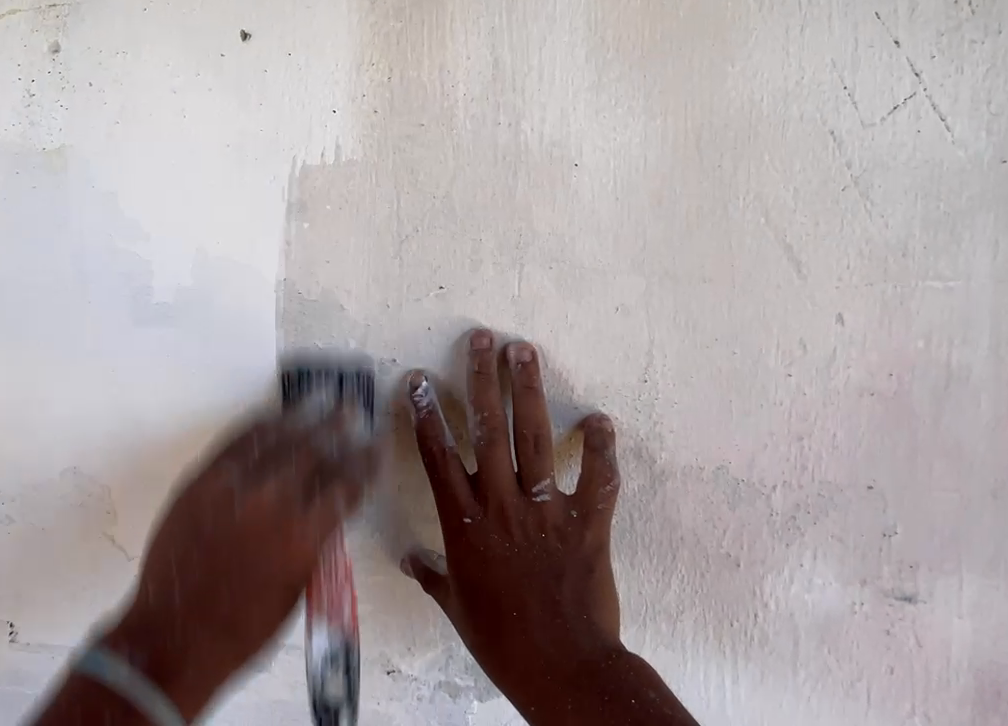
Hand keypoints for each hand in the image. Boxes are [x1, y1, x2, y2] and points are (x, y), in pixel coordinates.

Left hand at [100, 406, 379, 718]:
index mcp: (304, 537)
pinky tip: (274, 416)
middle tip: (351, 412)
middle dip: (338, 430)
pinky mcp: (203, 479)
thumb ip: (314, 543)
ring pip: (277, 439)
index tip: (376, 448)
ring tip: (321, 401)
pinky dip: (260, 425)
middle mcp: (274, 502)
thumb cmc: (243, 629)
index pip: (345, 486)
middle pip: (315, 453)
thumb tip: (326, 506)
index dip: (364, 464)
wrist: (176, 636)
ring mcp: (235, 486)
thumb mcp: (297, 590)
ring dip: (303, 417)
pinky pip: (237, 441)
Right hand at [401, 328, 695, 724]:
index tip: (420, 380)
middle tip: (483, 339)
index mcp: (464, 522)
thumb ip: (431, 575)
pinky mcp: (587, 523)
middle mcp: (501, 504)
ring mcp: (545, 510)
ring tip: (524, 352)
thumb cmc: (501, 639)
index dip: (427, 414)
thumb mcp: (456, 606)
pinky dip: (600, 449)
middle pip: (488, 429)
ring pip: (534, 439)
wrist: (563, 668)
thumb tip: (407, 559)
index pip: (438, 455)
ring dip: (529, 391)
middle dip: (483, 379)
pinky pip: (597, 480)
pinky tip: (599, 419)